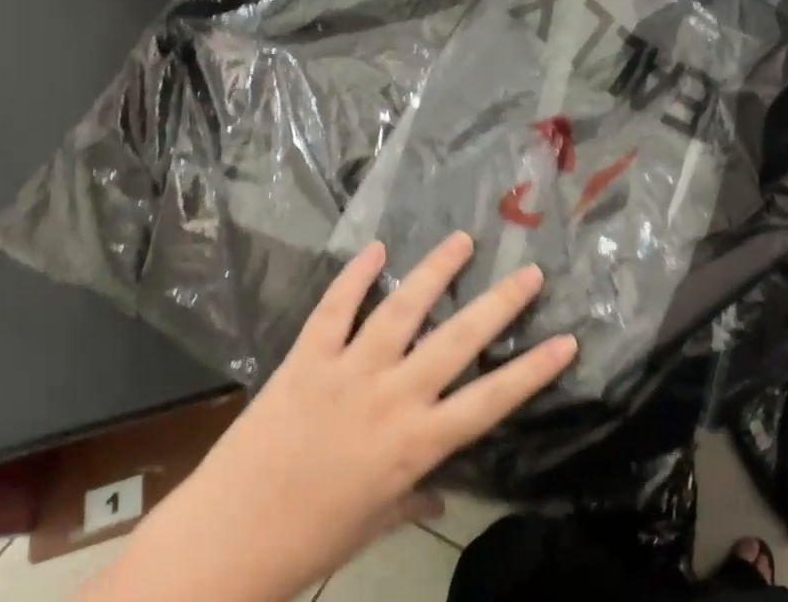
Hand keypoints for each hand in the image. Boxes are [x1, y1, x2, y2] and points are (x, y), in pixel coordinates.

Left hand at [83, 234, 576, 601]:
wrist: (219, 546)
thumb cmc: (307, 542)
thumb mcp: (373, 525)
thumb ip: (412, 500)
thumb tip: (439, 495)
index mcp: (416, 444)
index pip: (491, 400)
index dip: (533, 370)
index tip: (567, 341)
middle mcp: (392, 399)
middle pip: (458, 341)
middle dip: (500, 303)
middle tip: (530, 272)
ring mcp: (347, 375)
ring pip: (401, 311)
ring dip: (434, 271)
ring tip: (462, 240)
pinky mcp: (303, 364)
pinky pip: (332, 313)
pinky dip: (352, 278)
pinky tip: (374, 249)